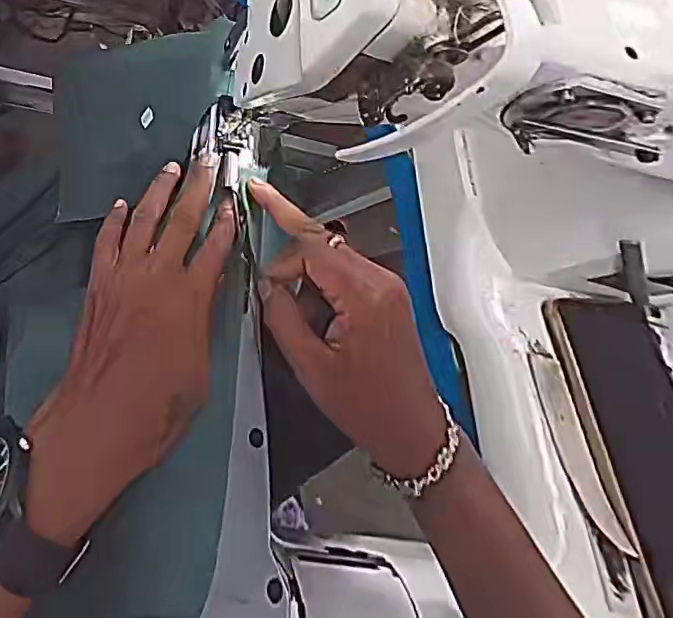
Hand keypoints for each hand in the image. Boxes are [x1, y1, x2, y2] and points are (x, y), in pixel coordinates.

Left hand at [23, 157, 234, 544]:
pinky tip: (124, 204)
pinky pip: (108, 240)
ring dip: (159, 190)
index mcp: (190, 297)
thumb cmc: (157, 406)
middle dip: (198, 187)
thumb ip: (205, 319)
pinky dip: (116, 219)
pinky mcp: (99, 283)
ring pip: (145, 219)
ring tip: (171, 168)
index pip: (215, 246)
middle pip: (182, 220)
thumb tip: (211, 285)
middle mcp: (158, 276)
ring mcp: (125, 276)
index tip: (233, 200)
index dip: (227, 220)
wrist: (97, 420)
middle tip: (208, 161)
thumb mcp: (201, 367)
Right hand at [249, 180, 449, 481]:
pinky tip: (316, 319)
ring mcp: (386, 285)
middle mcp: (380, 280)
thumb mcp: (311, 367)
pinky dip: (322, 286)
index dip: (279, 260)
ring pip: (332, 255)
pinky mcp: (386, 295)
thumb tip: (267, 286)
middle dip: (289, 258)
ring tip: (298, 318)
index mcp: (364, 294)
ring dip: (306, 274)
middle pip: (322, 242)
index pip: (312, 246)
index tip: (260, 270)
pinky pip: (345, 272)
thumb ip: (282, 317)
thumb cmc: (371, 407)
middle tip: (265, 268)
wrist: (412, 430)